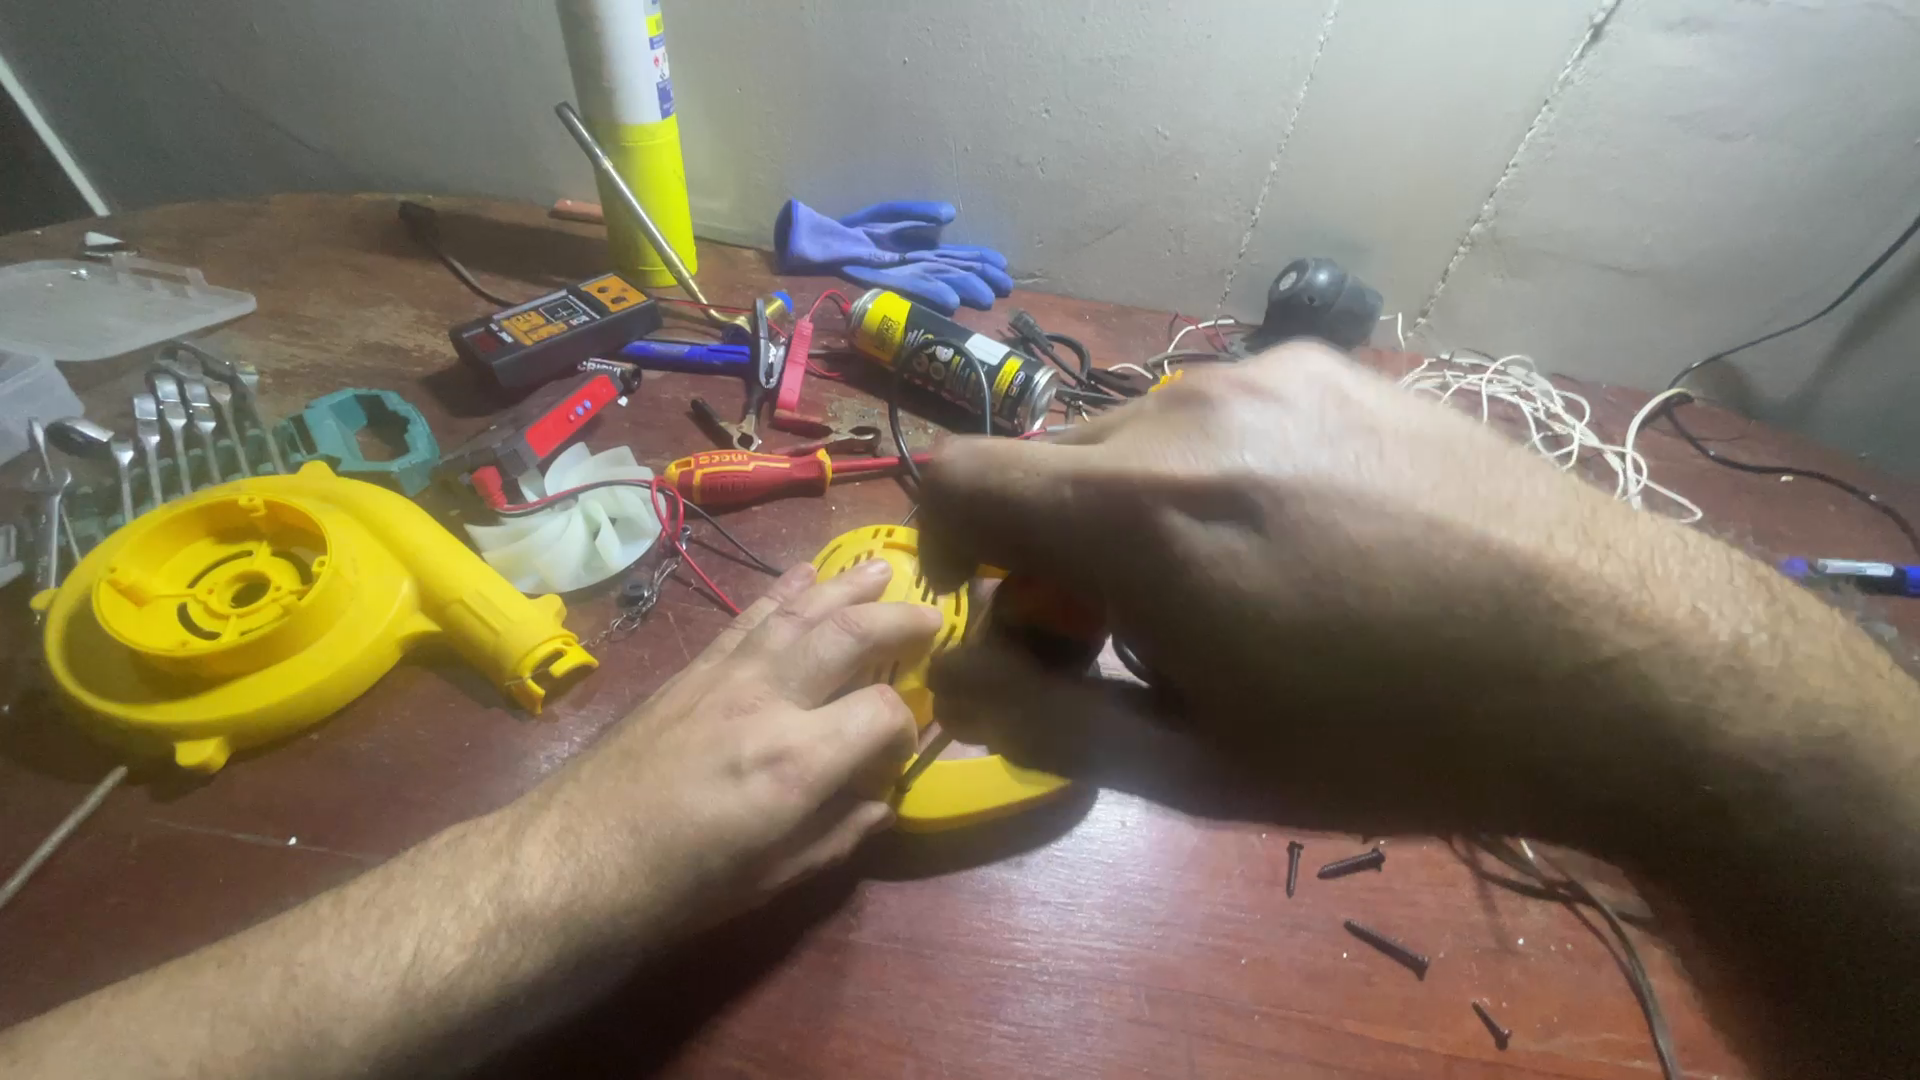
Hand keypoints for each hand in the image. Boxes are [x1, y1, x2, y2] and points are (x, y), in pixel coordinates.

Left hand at [512, 560, 940, 952]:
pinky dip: (783, 590)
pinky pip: (750, 617)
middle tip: (932, 619)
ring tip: (883, 567)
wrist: (571, 861)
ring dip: (847, 585)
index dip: (906, 726)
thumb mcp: (775, 878)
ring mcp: (728, 675)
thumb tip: (884, 799)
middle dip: (899, 622)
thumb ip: (841, 831)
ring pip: (800, 611)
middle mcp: (768, 700)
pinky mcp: (696, 668)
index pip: (882, 711)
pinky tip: (806, 574)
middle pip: (848, 635)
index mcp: (795, 762)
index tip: (901, 748)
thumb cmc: (679, 885)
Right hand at [919, 343, 1720, 836]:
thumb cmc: (1392, 742)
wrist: (1632, 663)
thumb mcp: (1198, 770)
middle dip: (1045, 547)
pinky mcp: (1325, 363)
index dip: (941, 542)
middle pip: (1042, 465)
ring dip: (1126, 510)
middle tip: (1125, 626)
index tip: (993, 605)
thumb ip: (1046, 722)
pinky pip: (1206, 414)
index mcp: (1138, 514)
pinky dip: (1197, 472)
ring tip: (1227, 580)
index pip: (956, 478)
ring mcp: (1261, 372)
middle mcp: (1181, 411)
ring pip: (1124, 439)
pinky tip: (1296, 529)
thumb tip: (949, 677)